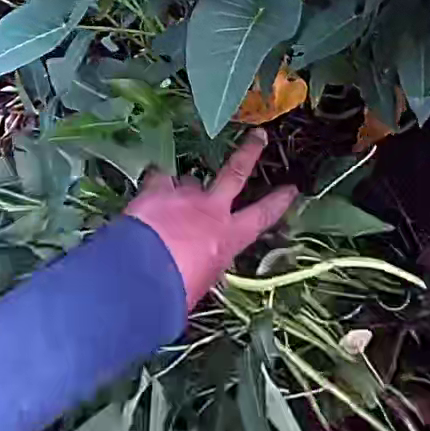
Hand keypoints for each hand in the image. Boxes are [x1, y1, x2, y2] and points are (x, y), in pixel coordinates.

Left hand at [125, 129, 299, 309]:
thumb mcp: (200, 285)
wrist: (138, 277)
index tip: (291, 188)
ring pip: (191, 179)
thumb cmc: (173, 295)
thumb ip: (203, 264)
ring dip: (185, 187)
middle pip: (235, 173)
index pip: (261, 216)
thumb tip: (195, 266)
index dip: (278, 202)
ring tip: (172, 198)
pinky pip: (159, 178)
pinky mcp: (156, 190)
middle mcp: (210, 209)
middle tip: (259, 135)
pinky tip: (150, 188)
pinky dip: (157, 182)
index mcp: (227, 237)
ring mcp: (184, 195)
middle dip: (249, 152)